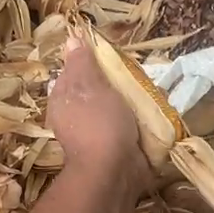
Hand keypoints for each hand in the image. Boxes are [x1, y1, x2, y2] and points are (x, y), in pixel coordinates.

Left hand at [48, 35, 143, 180]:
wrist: (114, 172)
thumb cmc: (99, 124)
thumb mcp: (88, 84)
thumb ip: (82, 62)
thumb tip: (72, 40)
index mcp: (62, 99)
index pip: (74, 70)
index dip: (94, 61)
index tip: (114, 59)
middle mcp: (74, 116)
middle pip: (96, 89)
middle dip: (116, 83)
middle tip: (134, 77)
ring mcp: (94, 134)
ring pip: (114, 107)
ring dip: (131, 102)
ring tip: (147, 95)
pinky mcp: (114, 148)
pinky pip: (128, 126)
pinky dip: (139, 121)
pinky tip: (151, 116)